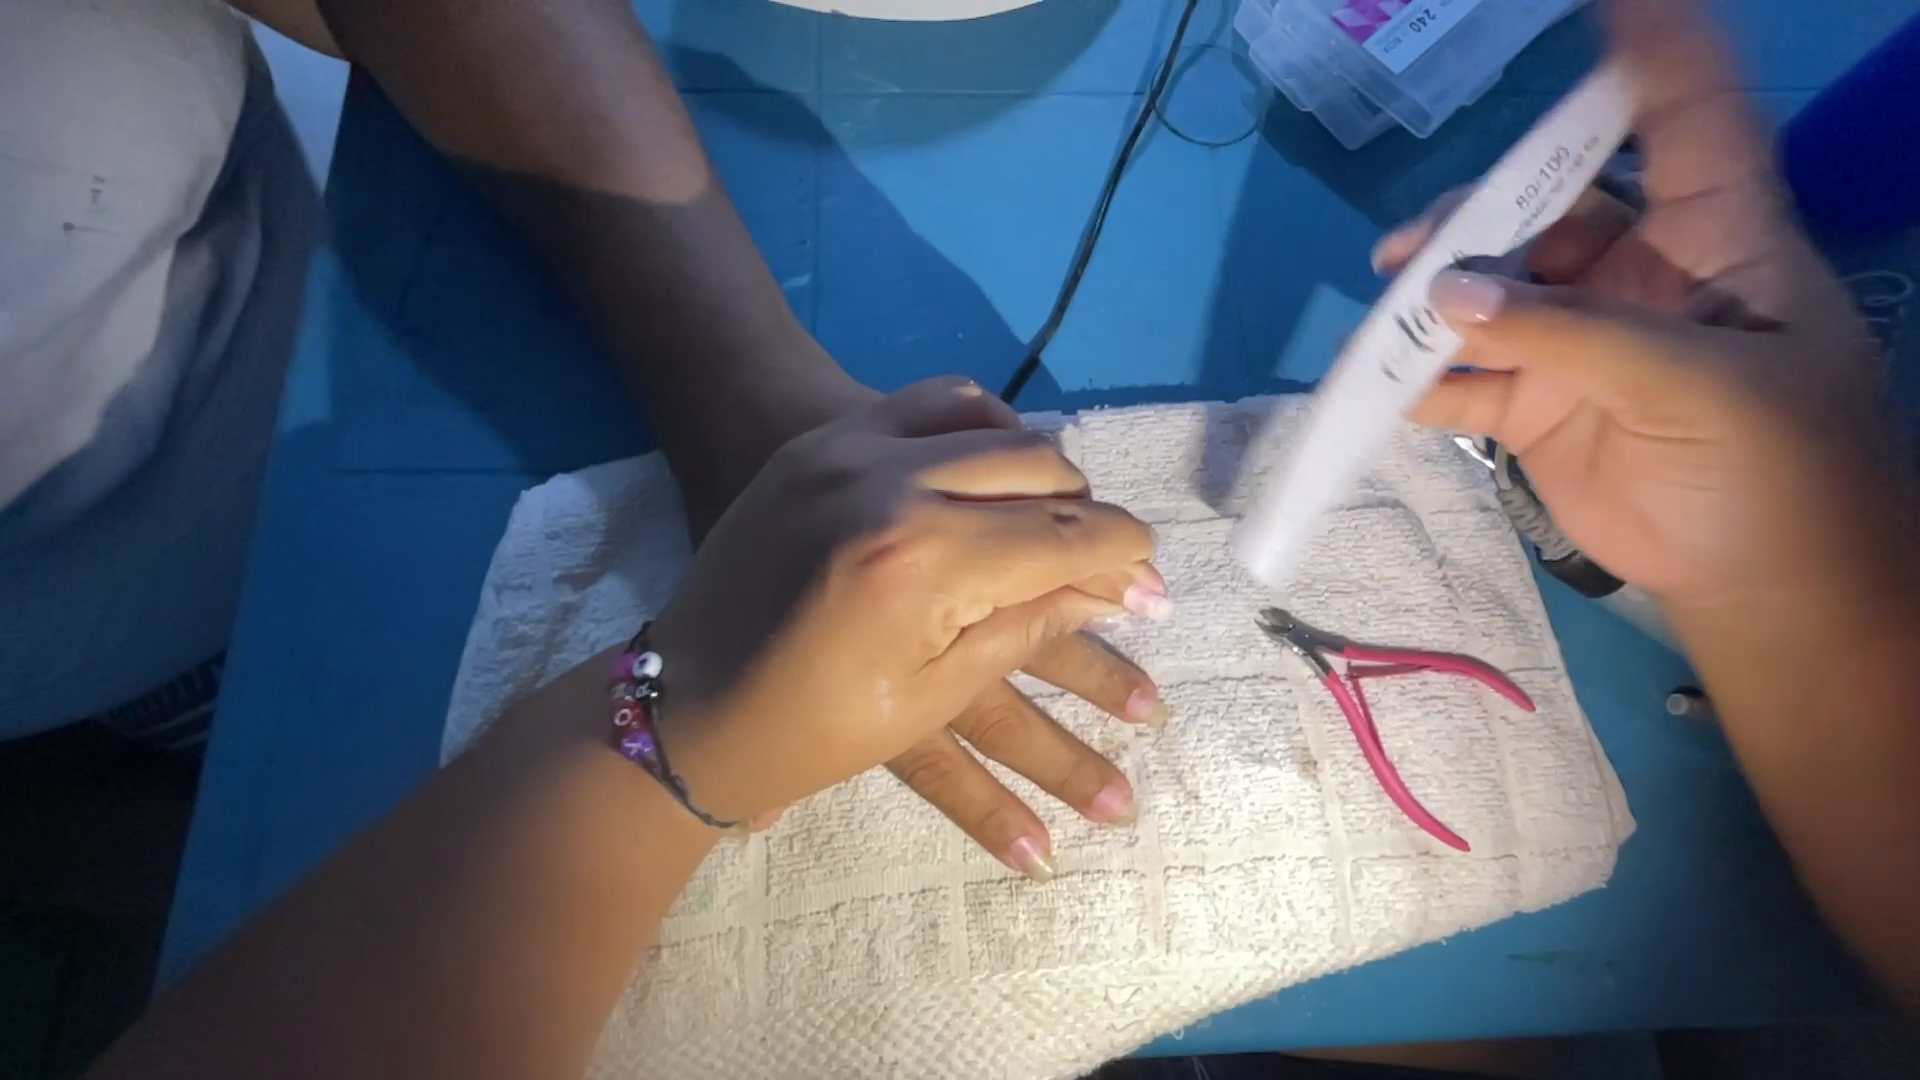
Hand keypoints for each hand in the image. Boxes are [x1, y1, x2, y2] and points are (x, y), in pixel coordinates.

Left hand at [647, 379, 1160, 871]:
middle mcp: (895, 484)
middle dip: (1092, 518)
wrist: (679, 698)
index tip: (1152, 581)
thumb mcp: (929, 698)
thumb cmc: (807, 729)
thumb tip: (1111, 585)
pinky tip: (997, 465)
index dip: (1125, 557)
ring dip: (1046, 475)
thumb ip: (1026, 625)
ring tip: (1059, 522)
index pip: (1065, 539)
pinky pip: (935, 401)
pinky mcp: (828, 440)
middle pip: (1044, 472)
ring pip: (998, 431)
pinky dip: (984, 428)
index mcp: (922, 566)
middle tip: (1110, 563)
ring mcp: (853, 448)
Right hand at [1376, 0, 1890, 608]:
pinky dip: (1418, 384)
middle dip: (1472, 225)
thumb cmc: (1773, 463)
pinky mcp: (1531, 406)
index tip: (1603, 2)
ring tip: (1378, 323)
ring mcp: (1574, 344)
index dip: (1650, 59)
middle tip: (1406, 256)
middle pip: (1540, 219)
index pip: (1687, 121)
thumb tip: (1441, 293)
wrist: (1750, 574)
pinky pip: (1462, 381)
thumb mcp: (1695, 381)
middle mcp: (1634, 280)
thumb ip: (1565, 333)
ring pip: (1485, 300)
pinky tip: (1381, 386)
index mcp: (1713, 240)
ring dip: (1428, 308)